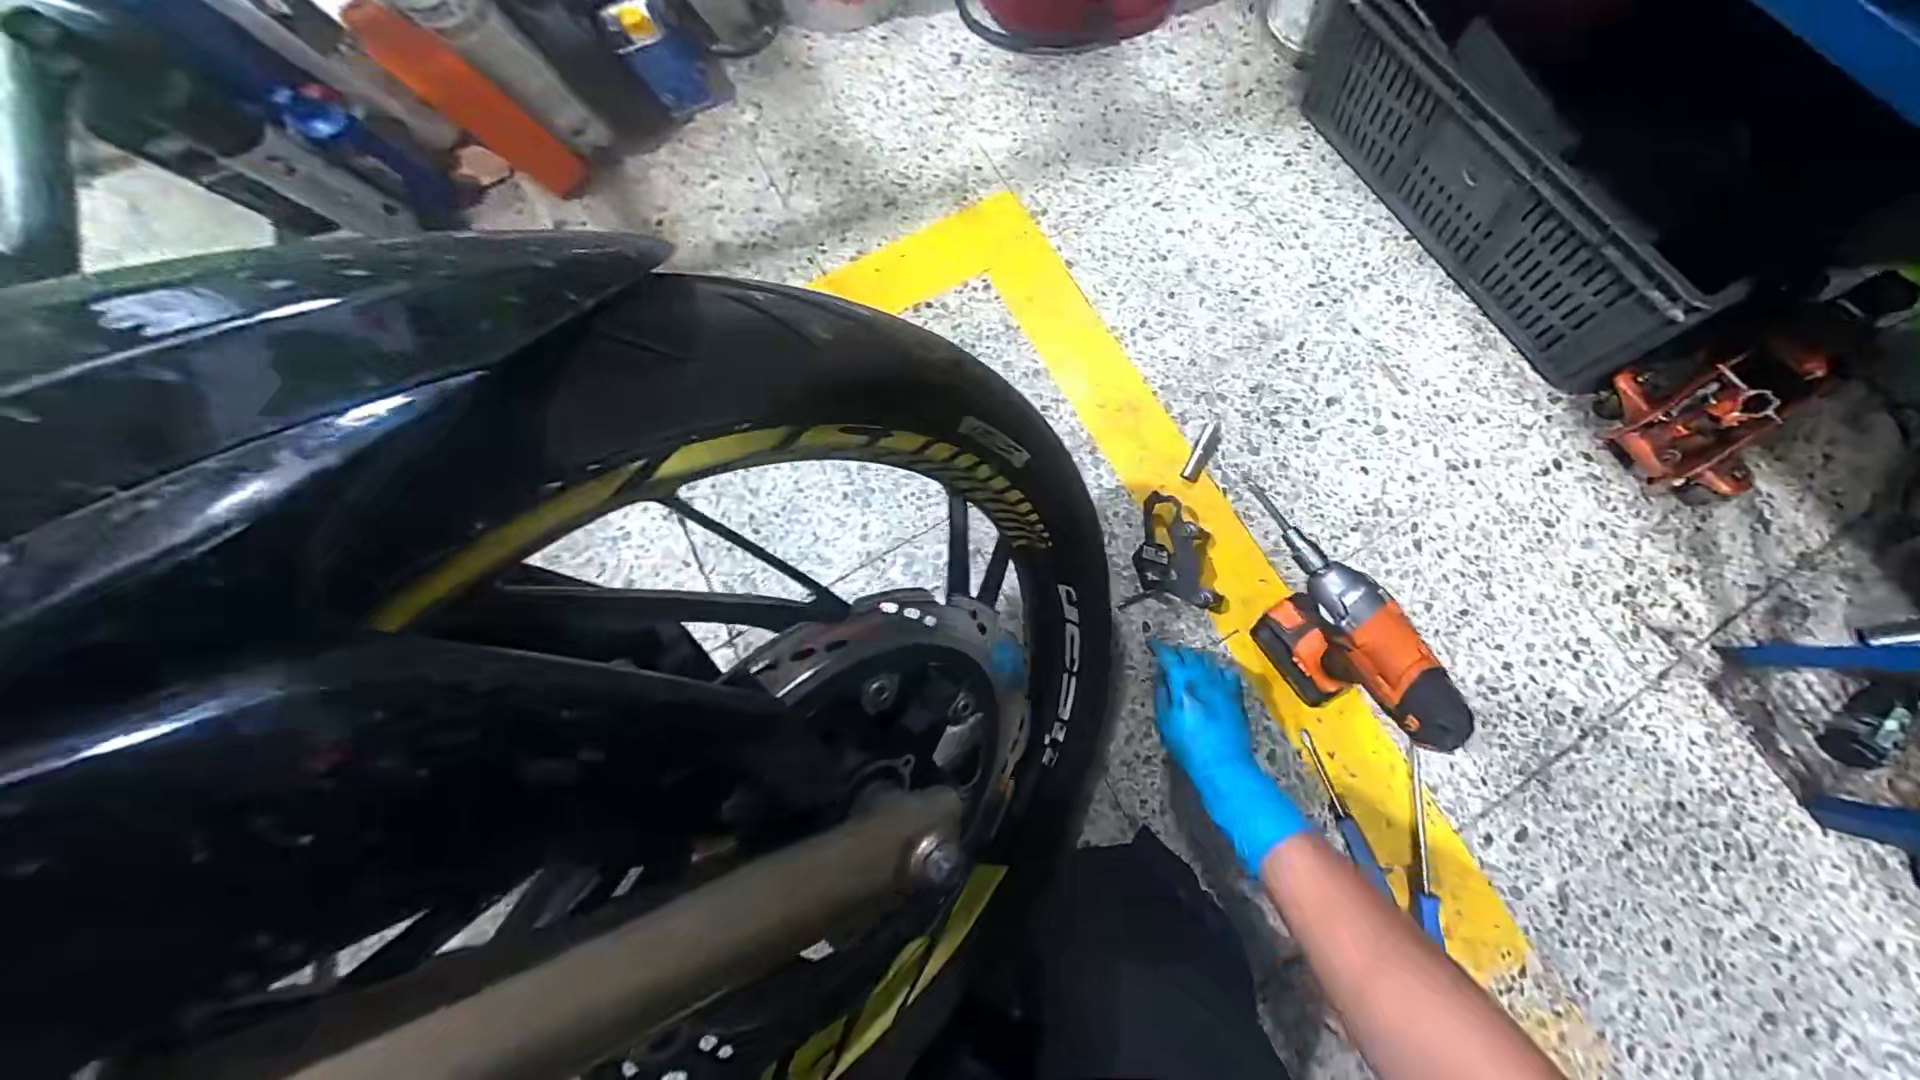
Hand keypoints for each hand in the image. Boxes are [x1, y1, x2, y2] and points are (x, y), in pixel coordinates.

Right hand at [1151, 642, 1309, 873]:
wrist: (1225, 767)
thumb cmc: (1190, 749)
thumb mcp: (1166, 722)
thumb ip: (1162, 694)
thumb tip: (1162, 675)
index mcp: (1185, 685)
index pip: (1171, 658)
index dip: (1160, 648)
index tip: (1153, 644)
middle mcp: (1206, 681)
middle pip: (1190, 656)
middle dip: (1178, 652)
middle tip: (1167, 655)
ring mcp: (1224, 688)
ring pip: (1208, 662)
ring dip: (1195, 658)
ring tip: (1187, 662)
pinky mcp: (1236, 697)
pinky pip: (1226, 674)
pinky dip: (1216, 670)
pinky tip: (1212, 675)